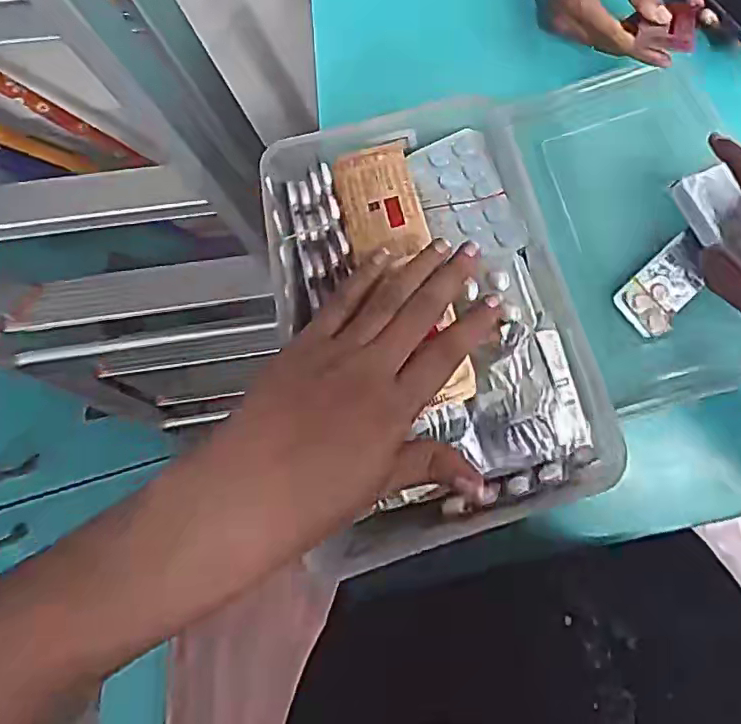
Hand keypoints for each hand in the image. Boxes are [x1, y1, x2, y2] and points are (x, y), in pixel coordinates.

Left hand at [171, 240, 503, 564]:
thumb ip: (430, 465)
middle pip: (419, 314)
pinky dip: (362, 276)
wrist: (245, 489)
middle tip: (471, 253)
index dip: (473, 326)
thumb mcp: (379, 485)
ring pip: (384, 299)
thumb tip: (482, 480)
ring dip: (413, 268)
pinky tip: (380, 256)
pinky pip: (339, 302)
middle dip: (449, 280)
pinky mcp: (304, 342)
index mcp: (395, 406)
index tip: (495, 303)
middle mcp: (372, 368)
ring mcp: (337, 350)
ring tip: (437, 244)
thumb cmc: (316, 497)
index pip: (445, 355)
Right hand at [527, 0, 677, 66]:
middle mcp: (568, 25)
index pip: (617, 38)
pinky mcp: (556, 29)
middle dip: (637, 51)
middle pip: (609, 47)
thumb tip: (661, 19)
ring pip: (599, 46)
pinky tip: (624, 34)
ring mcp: (560, 29)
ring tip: (648, 44)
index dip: (643, 49)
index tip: (665, 58)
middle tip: (662, 56)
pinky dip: (608, 39)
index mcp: (582, 8)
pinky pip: (588, 40)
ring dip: (623, 45)